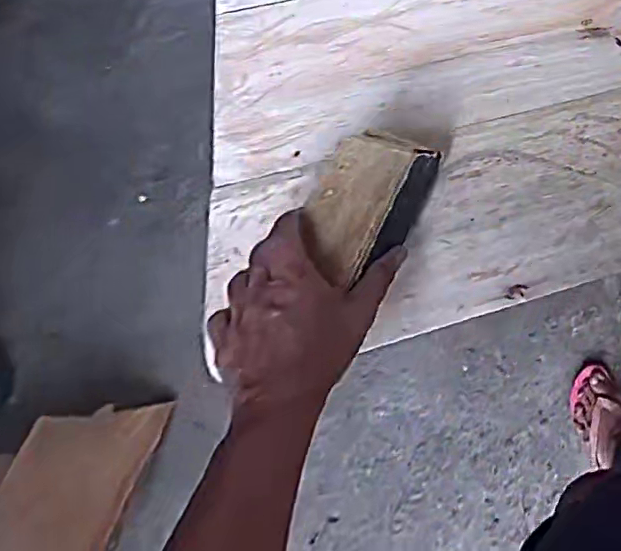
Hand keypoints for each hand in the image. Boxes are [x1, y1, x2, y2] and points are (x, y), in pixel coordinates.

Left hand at [207, 210, 401, 421]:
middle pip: (259, 254)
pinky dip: (237, 306)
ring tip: (274, 278)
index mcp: (292, 278)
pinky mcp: (224, 339)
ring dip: (256, 273)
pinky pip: (224, 313)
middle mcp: (259, 290)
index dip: (291, 222)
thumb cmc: (319, 355)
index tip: (300, 218)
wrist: (279, 401)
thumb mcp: (360, 313)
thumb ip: (378, 278)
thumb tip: (396, 253)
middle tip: (293, 245)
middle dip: (275, 245)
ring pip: (239, 280)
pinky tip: (251, 312)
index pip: (283, 235)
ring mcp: (237, 315)